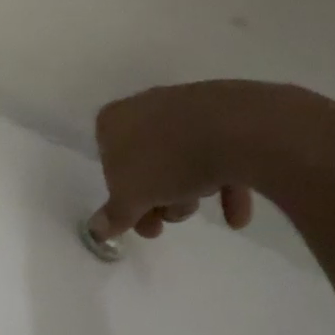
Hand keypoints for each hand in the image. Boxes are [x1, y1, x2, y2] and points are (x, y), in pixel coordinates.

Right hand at [89, 81, 334, 241]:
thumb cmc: (166, 163)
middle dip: (155, 198)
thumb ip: (113, 217)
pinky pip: (220, 152)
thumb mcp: (129, 200)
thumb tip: (96, 230)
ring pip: (182, 158)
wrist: (238, 131)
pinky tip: (237, 217)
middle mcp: (148, 105)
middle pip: (147, 162)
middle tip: (162, 224)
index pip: (107, 158)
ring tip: (199, 208)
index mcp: (115, 120)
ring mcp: (191, 106)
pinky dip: (225, 183)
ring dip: (187, 191)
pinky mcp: (229, 112)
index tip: (133, 214)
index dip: (120, 193)